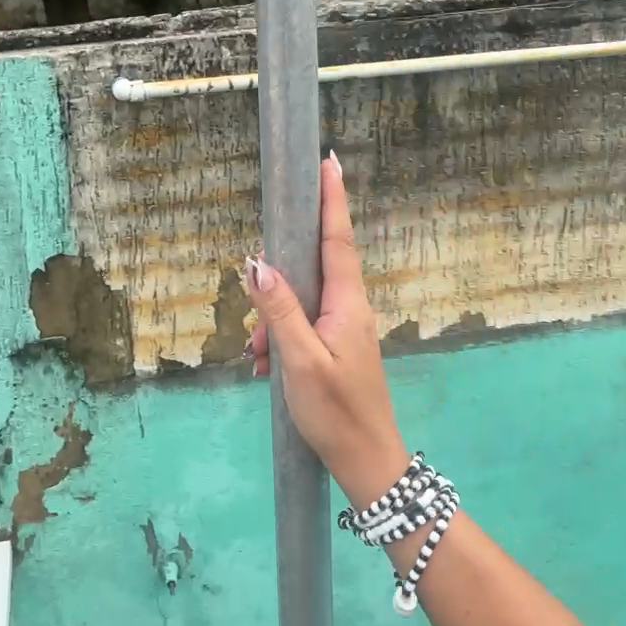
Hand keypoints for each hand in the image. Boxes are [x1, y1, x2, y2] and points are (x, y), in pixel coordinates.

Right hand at [245, 153, 411, 508]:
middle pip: (311, 269)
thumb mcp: (299, 361)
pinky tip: (265, 367)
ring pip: (299, 302)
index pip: (339, 239)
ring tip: (259, 358)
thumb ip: (279, 310)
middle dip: (278, 282)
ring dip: (273, 323)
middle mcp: (350, 308)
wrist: (368, 464)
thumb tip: (257, 263)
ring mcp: (345, 328)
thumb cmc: (336, 412)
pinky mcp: (337, 347)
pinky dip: (279, 339)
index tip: (328, 162)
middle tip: (262, 323)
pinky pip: (301, 326)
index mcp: (348, 304)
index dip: (332, 200)